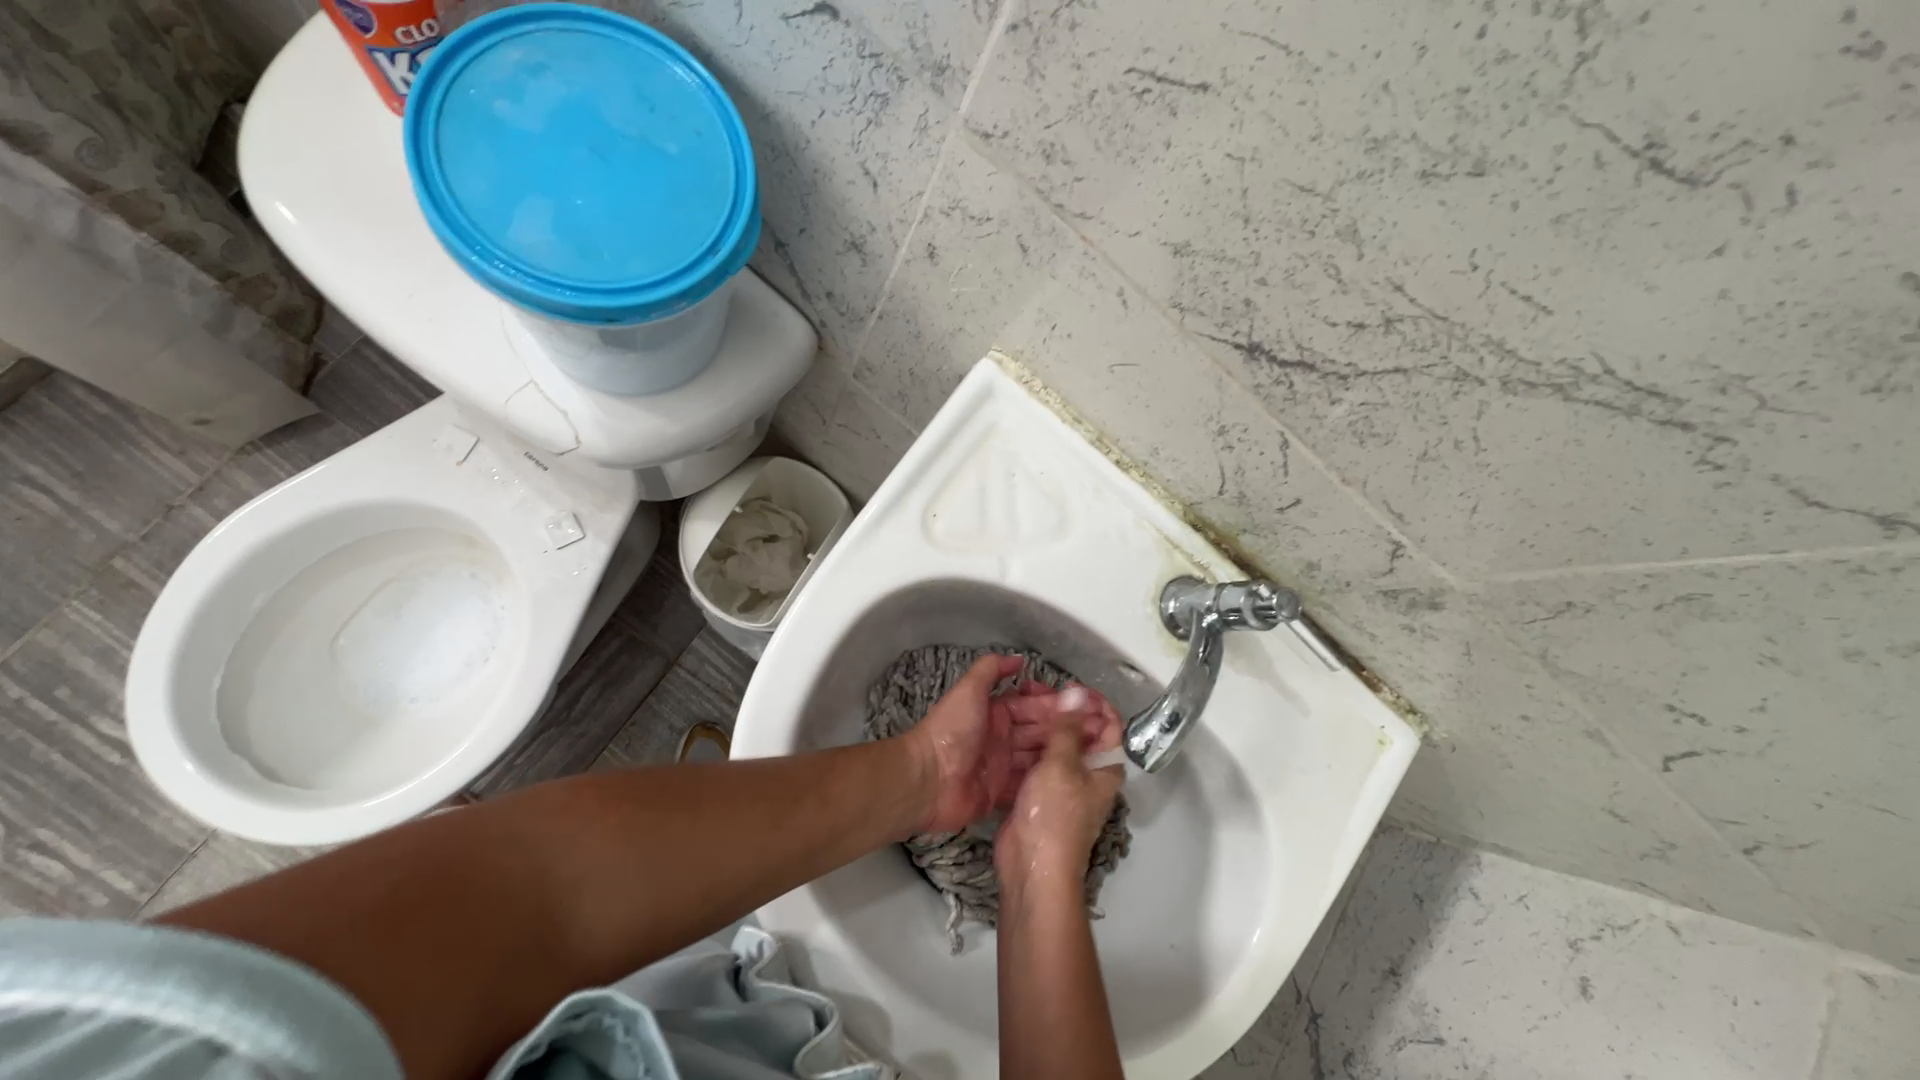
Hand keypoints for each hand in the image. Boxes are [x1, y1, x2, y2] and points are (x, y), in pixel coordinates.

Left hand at [902, 657, 1124, 835]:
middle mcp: (1001, 738)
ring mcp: (1002, 766)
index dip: (1058, 707)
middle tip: (1101, 733)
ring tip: (1095, 755)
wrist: (927, 780)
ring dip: (1063, 755)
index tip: (1086, 708)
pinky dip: (1049, 780)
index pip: (1032, 707)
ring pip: (1039, 757)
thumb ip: (990, 670)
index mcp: (995, 713)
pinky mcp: (1001, 793)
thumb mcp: (968, 691)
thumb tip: (1018, 658)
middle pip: (1040, 732)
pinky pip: (1030, 784)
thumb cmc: (949, 732)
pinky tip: (1073, 779)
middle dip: (1067, 731)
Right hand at [994, 691, 1124, 884]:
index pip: (1109, 725)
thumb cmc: (1054, 816)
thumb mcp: (1062, 765)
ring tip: (1014, 706)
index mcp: (1105, 767)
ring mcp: (1061, 787)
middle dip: (1059, 711)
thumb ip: (1069, 729)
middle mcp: (1087, 775)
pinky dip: (1023, 748)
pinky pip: (1034, 764)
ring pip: (1053, 748)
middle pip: (1078, 734)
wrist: (1031, 868)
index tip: (1067, 687)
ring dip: (1038, 727)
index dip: (1092, 703)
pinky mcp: (1037, 797)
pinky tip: (1005, 734)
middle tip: (1032, 691)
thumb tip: (1080, 695)